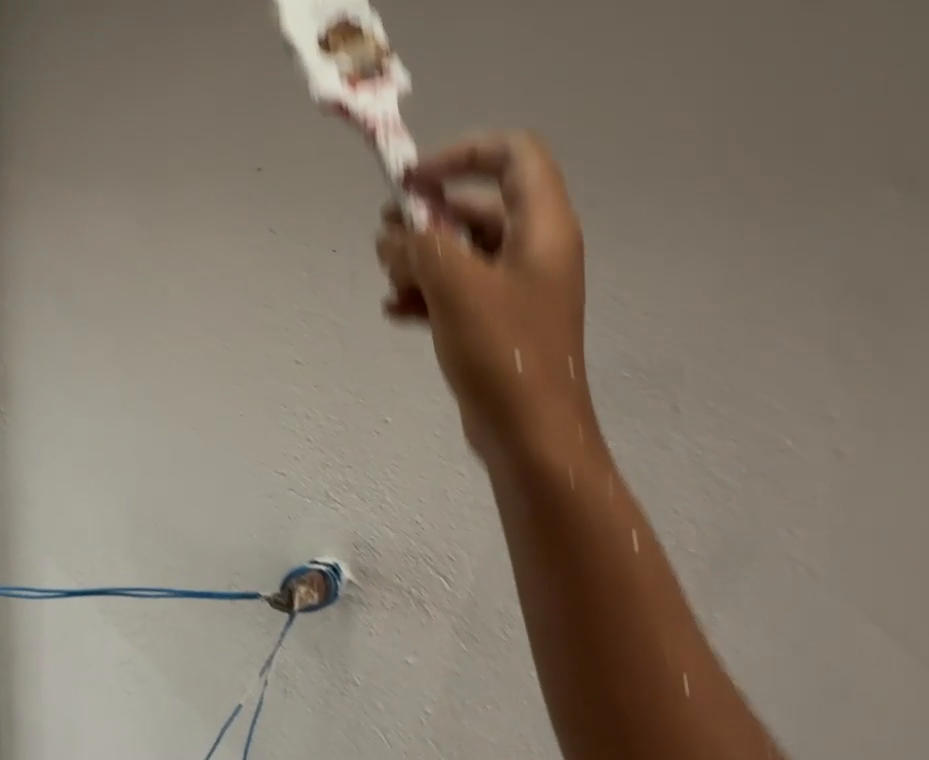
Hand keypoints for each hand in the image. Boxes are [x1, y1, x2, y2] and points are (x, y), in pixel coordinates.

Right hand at [376, 132, 589, 453]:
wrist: (530, 436)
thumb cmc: (502, 353)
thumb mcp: (457, 287)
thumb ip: (422, 245)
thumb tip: (395, 234)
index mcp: (542, 228)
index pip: (513, 155)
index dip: (461, 154)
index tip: (413, 180)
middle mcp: (535, 253)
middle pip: (478, 209)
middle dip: (427, 219)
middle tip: (386, 239)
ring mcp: (517, 294)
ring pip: (462, 255)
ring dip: (421, 259)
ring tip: (388, 280)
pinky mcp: (499, 328)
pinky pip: (459, 295)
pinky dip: (427, 295)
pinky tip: (395, 312)